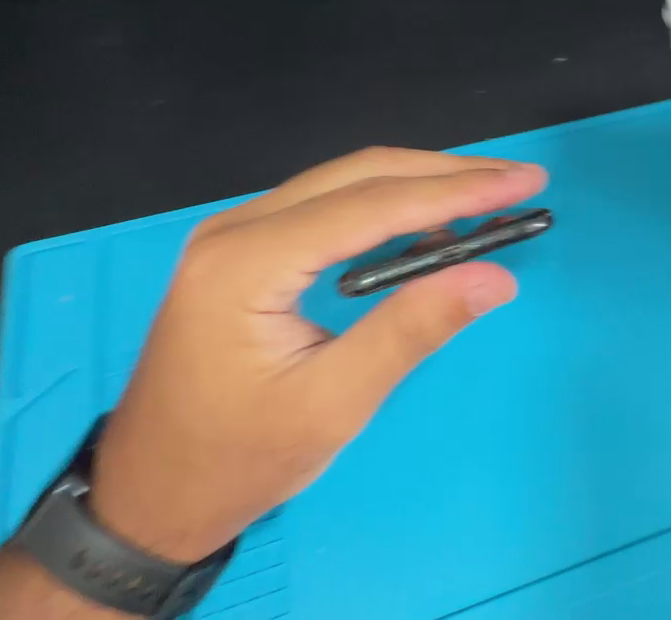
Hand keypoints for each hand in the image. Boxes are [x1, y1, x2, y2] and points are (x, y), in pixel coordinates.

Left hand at [86, 148, 548, 562]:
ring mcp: (239, 231)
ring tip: (490, 198)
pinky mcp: (249, 246)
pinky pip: (332, 205)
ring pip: (349, 181)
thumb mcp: (332, 405)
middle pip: (361, 174)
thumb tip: (494, 278)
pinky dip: (391, 207)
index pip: (372, 204)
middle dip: (448, 174)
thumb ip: (412, 331)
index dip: (456, 189)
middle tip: (519, 180)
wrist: (148, 496)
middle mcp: (239, 226)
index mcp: (247, 260)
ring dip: (423, 185)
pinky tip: (431, 226)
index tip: (523, 181)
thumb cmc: (236, 460)